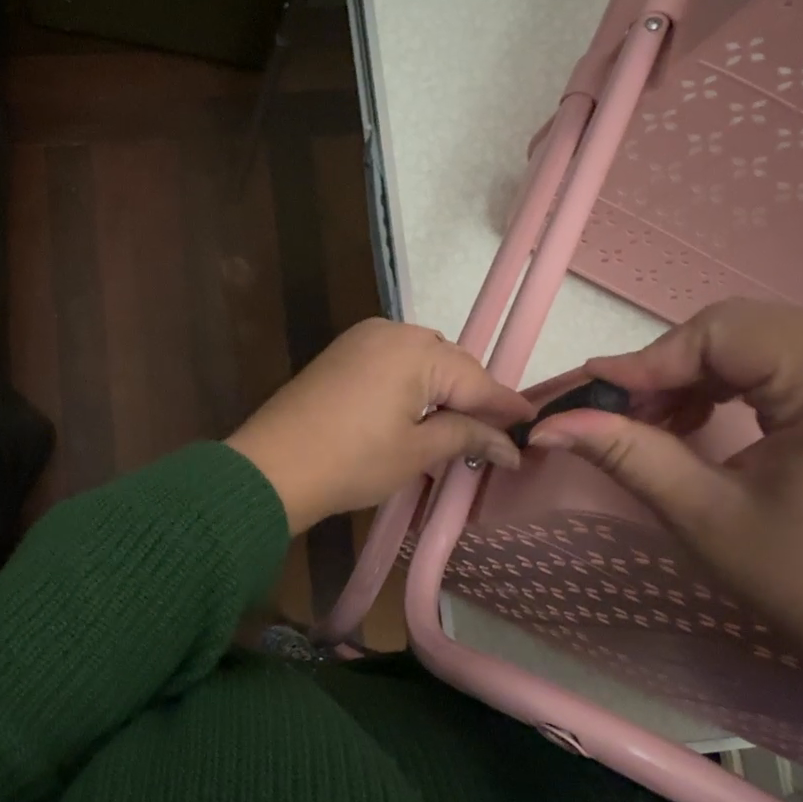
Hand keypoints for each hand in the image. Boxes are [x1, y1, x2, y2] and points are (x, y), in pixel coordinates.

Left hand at [226, 318, 532, 534]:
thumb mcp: (416, 452)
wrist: (271, 469)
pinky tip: (417, 413)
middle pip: (449, 364)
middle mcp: (390, 332)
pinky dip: (410, 387)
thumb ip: (465, 437)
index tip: (532, 426)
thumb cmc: (350, 463)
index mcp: (416, 350)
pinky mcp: (339, 356)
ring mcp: (359, 340)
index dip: (505, 407)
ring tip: (456, 428)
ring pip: (420, 362)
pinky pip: (390, 365)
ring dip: (440, 390)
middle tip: (492, 434)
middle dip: (471, 397)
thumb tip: (508, 444)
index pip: (476, 379)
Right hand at [529, 300, 802, 734]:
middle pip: (745, 328)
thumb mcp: (704, 515)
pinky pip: (798, 360)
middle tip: (622, 418)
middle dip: (672, 367)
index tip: (590, 400)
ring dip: (702, 374)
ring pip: (768, 340)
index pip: (723, 332)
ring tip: (660, 425)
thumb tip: (548, 426)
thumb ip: (627, 454)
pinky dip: (741, 383)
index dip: (647, 360)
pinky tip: (709, 422)